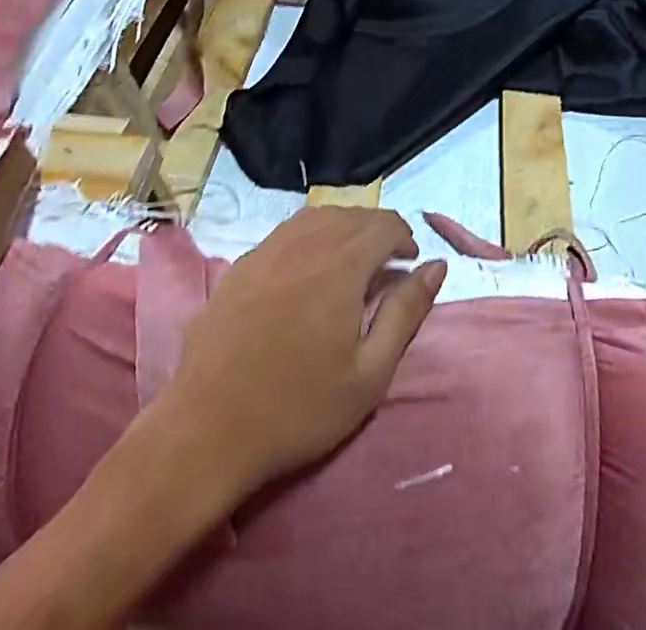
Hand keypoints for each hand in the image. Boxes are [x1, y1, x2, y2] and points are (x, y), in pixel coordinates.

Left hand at [151, 207, 447, 499]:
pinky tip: (308, 269)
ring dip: (342, 227)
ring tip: (352, 261)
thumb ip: (406, 312)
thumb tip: (435, 266)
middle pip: (349, 215)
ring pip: (313, 218)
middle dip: (377, 230)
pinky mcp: (237, 269)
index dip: (404, 236)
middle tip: (387, 265)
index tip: (410, 263)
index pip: (382, 225)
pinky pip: (282, 233)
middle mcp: (301, 247)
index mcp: (339, 268)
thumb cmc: (300, 409)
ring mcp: (263, 254)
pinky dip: (309, 236)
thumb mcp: (370, 372)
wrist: (210, 430)